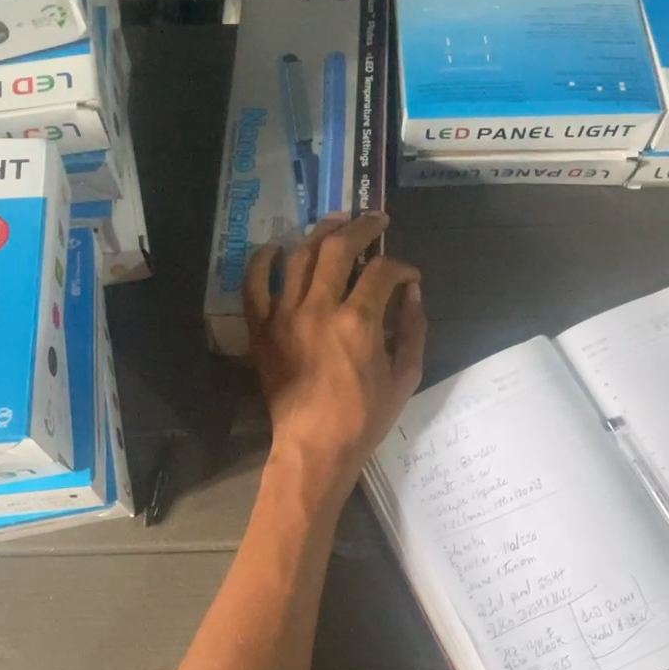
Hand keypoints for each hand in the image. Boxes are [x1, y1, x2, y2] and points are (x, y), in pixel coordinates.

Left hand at [244, 212, 426, 505]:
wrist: (315, 448)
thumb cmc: (364, 419)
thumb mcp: (405, 377)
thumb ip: (414, 330)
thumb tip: (412, 294)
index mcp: (358, 322)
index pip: (382, 272)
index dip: (401, 267)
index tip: (408, 276)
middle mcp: (318, 308)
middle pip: (338, 248)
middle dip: (362, 228)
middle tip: (376, 221)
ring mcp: (284, 316)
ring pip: (299, 257)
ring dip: (320, 232)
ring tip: (336, 222)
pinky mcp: (261, 329)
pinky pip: (254, 284)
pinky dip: (263, 260)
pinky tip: (277, 247)